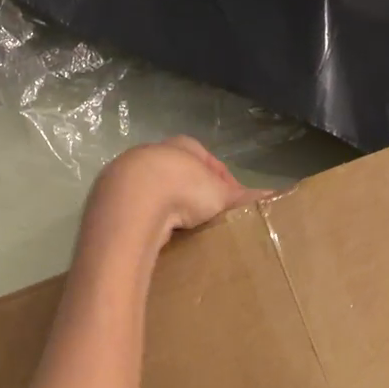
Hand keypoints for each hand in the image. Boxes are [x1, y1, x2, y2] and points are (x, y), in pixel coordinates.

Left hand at [84, 136, 267, 248]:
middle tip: (206, 220)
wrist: (133, 201)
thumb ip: (246, 198)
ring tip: (181, 234)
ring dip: (165, 209)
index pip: (206, 160)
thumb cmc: (183, 188)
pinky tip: (156, 240)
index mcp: (182, 148)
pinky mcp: (110, 199)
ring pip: (152, 192)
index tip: (228, 203)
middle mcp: (153, 154)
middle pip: (177, 173)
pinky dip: (146, 222)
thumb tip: (278, 197)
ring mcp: (127, 175)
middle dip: (191, 195)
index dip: (220, 181)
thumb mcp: (221, 195)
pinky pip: (135, 210)